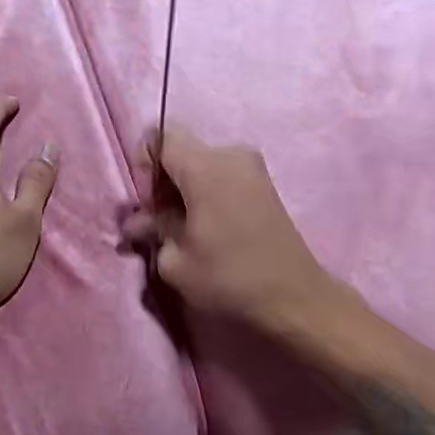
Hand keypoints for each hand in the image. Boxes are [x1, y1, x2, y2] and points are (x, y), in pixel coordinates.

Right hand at [122, 125, 343, 330]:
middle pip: (182, 153)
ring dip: (184, 195)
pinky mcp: (263, 187)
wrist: (292, 298)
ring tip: (179, 235)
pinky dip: (205, 199)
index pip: (160, 136)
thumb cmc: (228, 278)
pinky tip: (203, 233)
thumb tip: (142, 221)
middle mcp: (231, 155)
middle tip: (156, 226)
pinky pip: (222, 180)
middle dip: (163, 185)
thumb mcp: (175, 261)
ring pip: (201, 168)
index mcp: (205, 166)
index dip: (144, 166)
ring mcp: (252, 169)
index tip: (147, 204)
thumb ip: (154, 230)